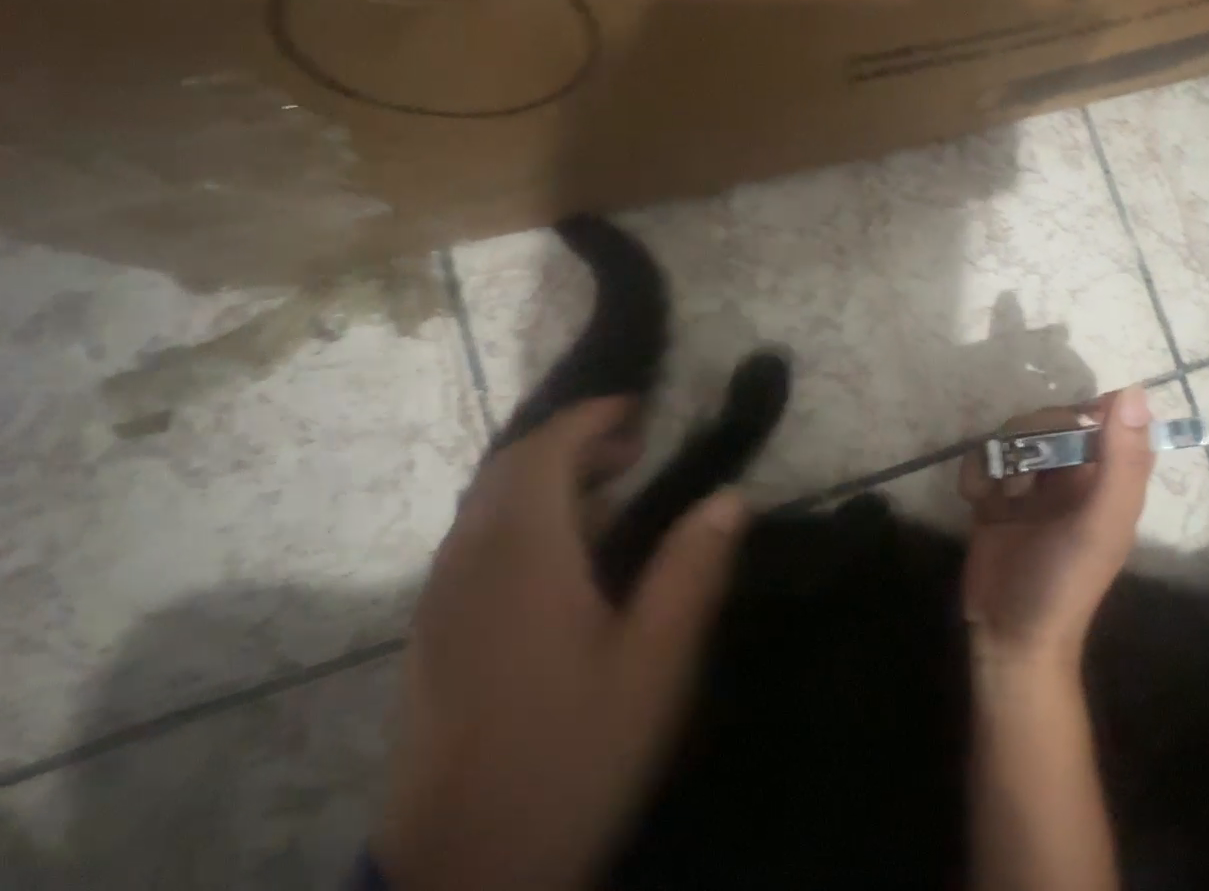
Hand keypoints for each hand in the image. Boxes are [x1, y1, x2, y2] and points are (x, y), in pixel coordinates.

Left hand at [377, 397, 748, 890]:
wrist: (468, 868)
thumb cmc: (575, 753)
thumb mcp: (656, 664)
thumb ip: (691, 572)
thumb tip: (731, 498)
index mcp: (523, 557)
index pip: (543, 453)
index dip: (590, 419)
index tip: (639, 408)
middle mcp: (467, 563)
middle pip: (506, 472)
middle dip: (568, 444)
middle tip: (634, 447)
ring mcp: (440, 602)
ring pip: (485, 508)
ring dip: (543, 481)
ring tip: (609, 495)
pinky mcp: (433, 638)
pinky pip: (474, 545)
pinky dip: (521, 520)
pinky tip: (562, 561)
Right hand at [958, 386, 1155, 669]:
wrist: (1009, 634)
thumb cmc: (1065, 583)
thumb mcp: (1102, 523)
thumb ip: (1121, 460)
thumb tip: (1134, 389)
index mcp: (1109, 480)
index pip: (1109, 419)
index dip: (1088, 411)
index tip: (1067, 426)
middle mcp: (1072, 477)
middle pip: (1052, 419)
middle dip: (1033, 434)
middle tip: (1026, 471)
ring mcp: (1030, 486)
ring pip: (1014, 434)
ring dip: (1001, 455)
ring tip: (1001, 493)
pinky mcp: (993, 497)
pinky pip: (982, 459)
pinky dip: (976, 472)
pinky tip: (977, 500)